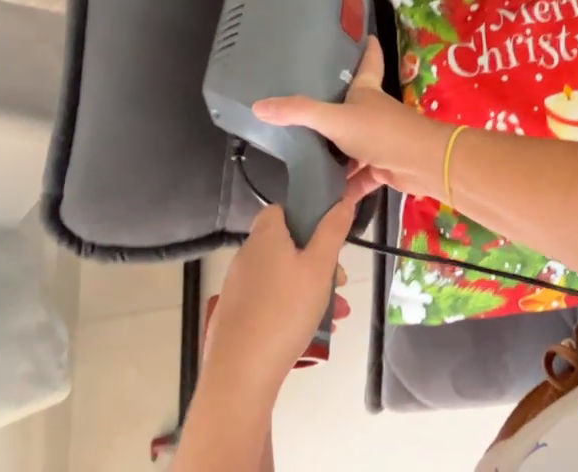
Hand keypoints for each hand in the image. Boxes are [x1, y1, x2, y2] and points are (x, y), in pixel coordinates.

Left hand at [204, 189, 370, 388]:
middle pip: (286, 245)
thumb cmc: (285, 310)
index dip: (305, 215)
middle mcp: (246, 257)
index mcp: (264, 237)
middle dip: (317, 259)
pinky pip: (271, 300)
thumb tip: (341, 201)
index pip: (280, 210)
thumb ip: (333, 230)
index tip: (328, 234)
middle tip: (340, 280)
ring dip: (311, 287)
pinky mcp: (235, 316)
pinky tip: (315, 329)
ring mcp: (238, 288)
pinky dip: (292, 306)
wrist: (240, 374)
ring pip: (282, 276)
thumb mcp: (320, 266)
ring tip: (336, 311)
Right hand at [255, 40, 452, 199]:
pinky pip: (358, 178)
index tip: (365, 35)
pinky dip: (344, 188)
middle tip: (302, 110)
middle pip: (353, 107)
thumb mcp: (335, 119)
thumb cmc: (381, 131)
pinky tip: (323, 197)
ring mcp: (379, 141)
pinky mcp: (383, 167)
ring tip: (301, 161)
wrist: (421, 164)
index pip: (368, 62)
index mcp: (366, 92)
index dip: (367, 48)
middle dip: (334, 108)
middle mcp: (373, 113)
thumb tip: (258, 106)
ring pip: (352, 147)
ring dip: (334, 156)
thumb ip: (299, 113)